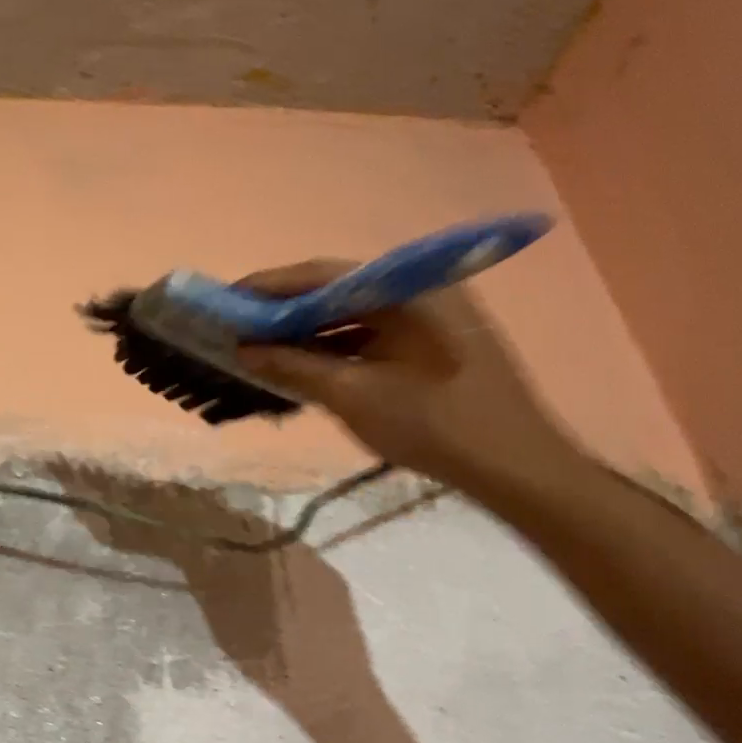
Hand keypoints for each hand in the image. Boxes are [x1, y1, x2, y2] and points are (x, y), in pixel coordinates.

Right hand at [233, 259, 584, 494]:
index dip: (268, 287)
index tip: (225, 301)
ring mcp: (432, 315)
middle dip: (284, 309)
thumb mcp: (353, 397)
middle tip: (237, 325)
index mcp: (408, 289)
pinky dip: (335, 346)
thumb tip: (243, 349)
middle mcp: (421, 289)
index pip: (322, 275)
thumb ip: (294, 367)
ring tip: (261, 347)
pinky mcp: (434, 342)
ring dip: (308, 330)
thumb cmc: (435, 425)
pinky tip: (304, 364)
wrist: (517, 468)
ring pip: (354, 313)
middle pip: (338, 289)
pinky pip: (372, 333)